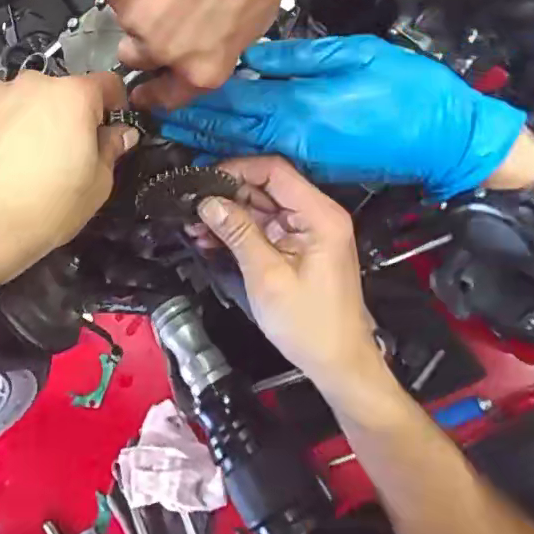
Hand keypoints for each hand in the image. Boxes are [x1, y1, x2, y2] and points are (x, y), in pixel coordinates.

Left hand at [0, 72, 139, 283]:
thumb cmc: (48, 206)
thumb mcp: (98, 184)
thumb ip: (111, 148)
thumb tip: (120, 133)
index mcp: (74, 94)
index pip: (107, 82)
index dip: (114, 103)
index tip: (110, 125)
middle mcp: (33, 82)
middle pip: (62, 90)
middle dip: (68, 113)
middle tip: (65, 149)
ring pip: (25, 99)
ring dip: (32, 116)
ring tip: (24, 155)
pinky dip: (0, 126)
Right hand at [97, 0, 331, 109]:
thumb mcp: (253, 13)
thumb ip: (213, 38)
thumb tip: (195, 34)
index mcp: (203, 65)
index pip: (165, 96)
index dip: (152, 90)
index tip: (144, 86)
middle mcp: (163, 47)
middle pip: (135, 51)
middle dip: (144, 29)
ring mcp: (132, 10)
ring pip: (121, 5)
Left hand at [160, 36, 529, 198]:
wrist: (446, 139)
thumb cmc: (410, 94)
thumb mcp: (357, 57)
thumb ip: (302, 59)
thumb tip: (257, 55)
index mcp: (299, 110)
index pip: (232, 101)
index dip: (193, 94)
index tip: (161, 89)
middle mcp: (294, 139)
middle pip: (229, 130)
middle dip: (191, 122)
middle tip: (156, 114)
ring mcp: (305, 156)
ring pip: (245, 147)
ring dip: (209, 139)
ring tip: (177, 131)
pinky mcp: (318, 164)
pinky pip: (267, 156)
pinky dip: (238, 149)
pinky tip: (222, 144)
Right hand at [192, 156, 382, 388]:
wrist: (339, 362)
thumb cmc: (311, 326)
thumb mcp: (268, 277)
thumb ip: (239, 234)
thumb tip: (210, 202)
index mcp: (321, 216)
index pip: (276, 171)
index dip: (238, 170)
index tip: (207, 182)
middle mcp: (318, 215)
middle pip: (268, 186)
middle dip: (229, 194)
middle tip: (195, 208)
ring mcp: (309, 229)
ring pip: (263, 206)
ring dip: (230, 214)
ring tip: (196, 226)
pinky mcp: (300, 244)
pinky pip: (266, 226)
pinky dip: (240, 230)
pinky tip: (212, 238)